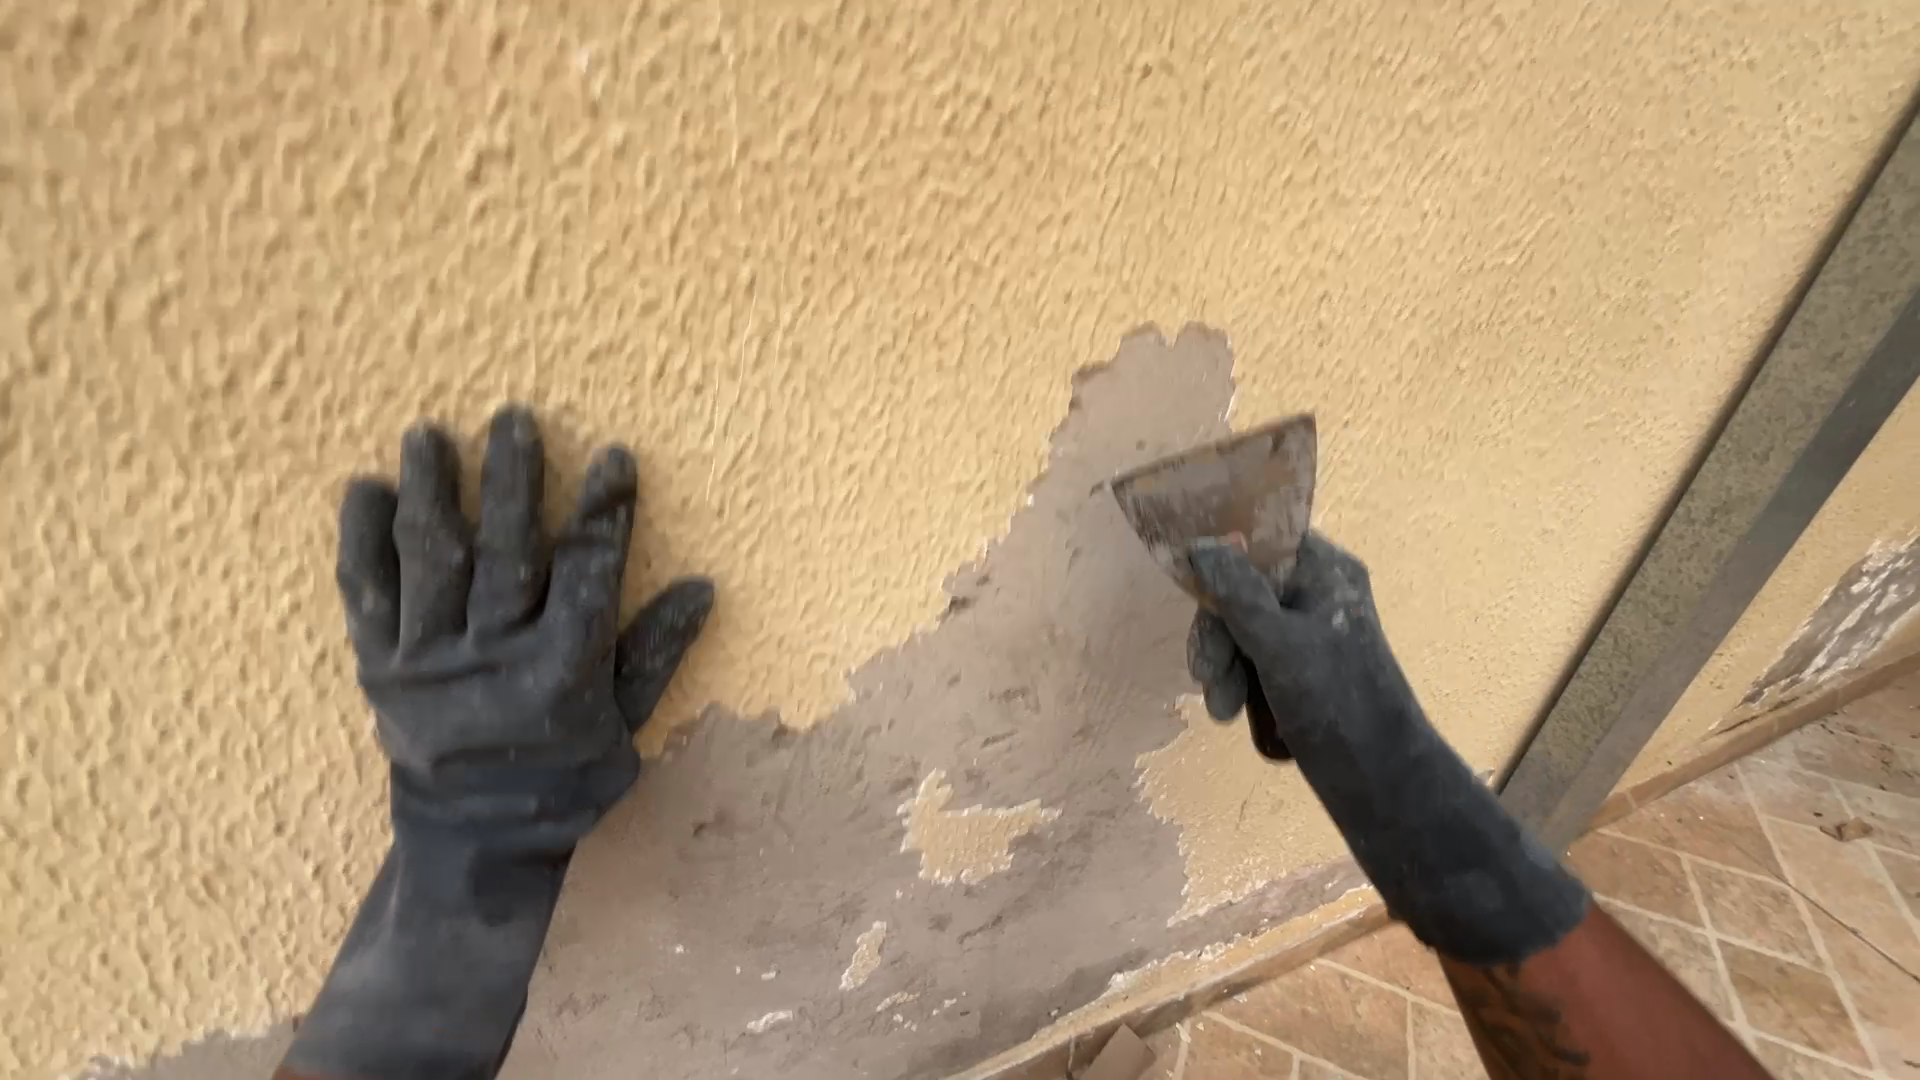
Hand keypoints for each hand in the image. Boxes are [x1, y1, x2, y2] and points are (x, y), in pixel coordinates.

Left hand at [335, 405, 712, 848]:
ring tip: (429, 433)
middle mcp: (493, 659)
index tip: (614, 457)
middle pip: (506, 553)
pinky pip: (365, 598)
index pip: (590, 573)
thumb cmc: (568, 780)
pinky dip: (361, 542)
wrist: (474, 841)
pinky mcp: (377, 671)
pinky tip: (364, 489)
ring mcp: (426, 664)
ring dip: (433, 493)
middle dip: (514, 482)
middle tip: (513, 418)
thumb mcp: (630, 724)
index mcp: (562, 671)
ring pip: (431, 563)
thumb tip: (701, 587)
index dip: (605, 513)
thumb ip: (659, 653)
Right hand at [1186, 533, 1586, 965]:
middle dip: (1217, 634)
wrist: (1384, 788)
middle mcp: (1315, 595)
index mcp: (1325, 573)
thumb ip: (1236, 591)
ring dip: (1223, 666)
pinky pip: (1248, 658)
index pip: (1262, 538)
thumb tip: (1200, 542)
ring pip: (1238, 627)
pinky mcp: (1295, 671)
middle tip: (1205, 675)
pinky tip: (1235, 714)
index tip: (1190, 583)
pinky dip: (1236, 683)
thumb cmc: (1337, 704)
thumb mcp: (1277, 642)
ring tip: (1224, 710)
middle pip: (1239, 588)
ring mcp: (1305, 634)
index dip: (1222, 554)